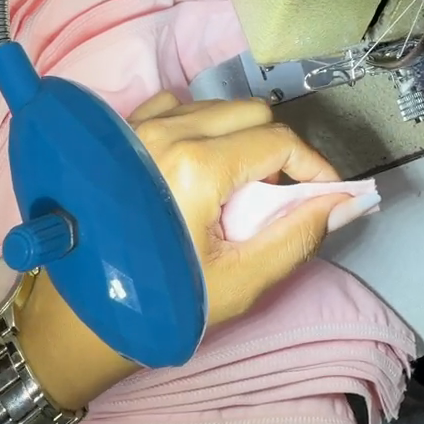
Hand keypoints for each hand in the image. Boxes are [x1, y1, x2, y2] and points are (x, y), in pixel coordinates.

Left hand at [18, 94, 348, 408]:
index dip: (314, 165)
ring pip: (217, 105)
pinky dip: (199, 125)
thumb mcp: (239, 282)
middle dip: (277, 150)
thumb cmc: (160, 302)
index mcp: (197, 167)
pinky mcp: (122, 132)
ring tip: (232, 186)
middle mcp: (168, 133)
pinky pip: (177, 105)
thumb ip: (297, 236)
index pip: (279, 140)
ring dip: (239, 137)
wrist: (79, 318)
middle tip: (271, 196)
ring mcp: (140, 127)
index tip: (326, 192)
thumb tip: (344, 201)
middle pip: (252, 112)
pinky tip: (194, 164)